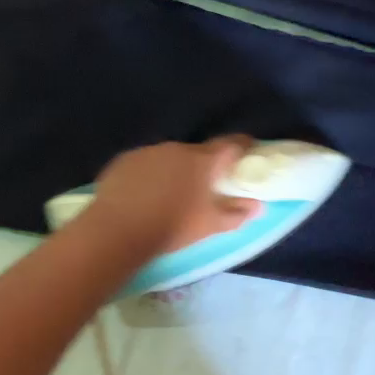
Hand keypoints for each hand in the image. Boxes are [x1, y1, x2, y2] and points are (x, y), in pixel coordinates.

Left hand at [80, 137, 263, 256]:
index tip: (246, 152)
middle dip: (203, 166)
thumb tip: (256, 205)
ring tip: (168, 195)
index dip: (241, 146)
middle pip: (197, 152)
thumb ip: (237, 213)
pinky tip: (141, 195)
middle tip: (203, 187)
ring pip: (168, 157)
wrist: (118, 230)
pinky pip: (144, 163)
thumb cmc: (172, 227)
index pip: (230, 144)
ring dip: (173, 170)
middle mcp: (177, 148)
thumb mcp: (210, 226)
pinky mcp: (124, 159)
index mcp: (203, 161)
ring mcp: (148, 151)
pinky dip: (148, 175)